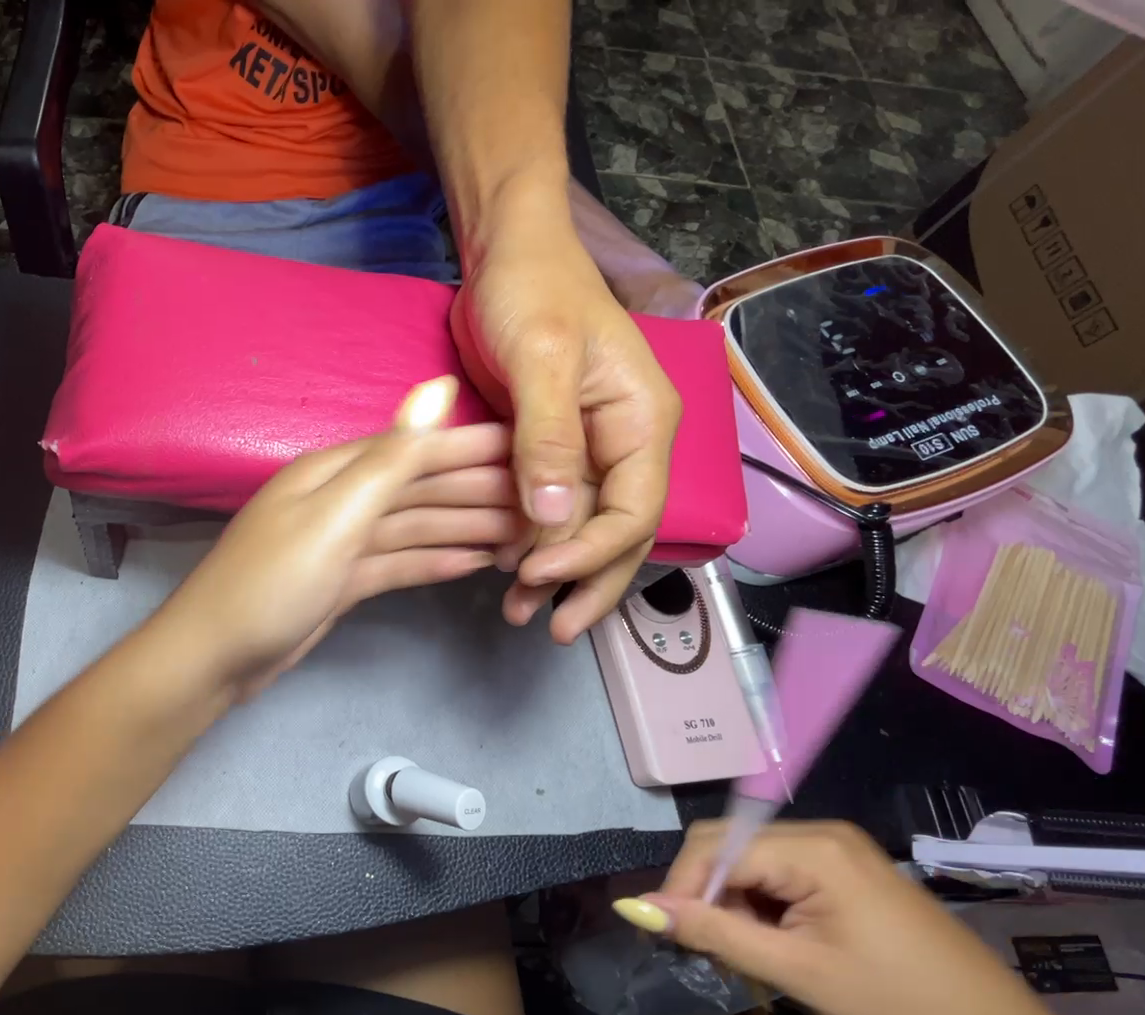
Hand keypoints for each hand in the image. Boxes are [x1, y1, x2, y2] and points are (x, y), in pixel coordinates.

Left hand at [155, 377, 522, 694]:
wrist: (215, 657)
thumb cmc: (272, 583)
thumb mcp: (335, 516)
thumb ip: (392, 458)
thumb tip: (438, 385)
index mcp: (336, 472)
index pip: (419, 449)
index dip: (478, 447)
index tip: (536, 449)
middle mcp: (340, 498)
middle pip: (422, 488)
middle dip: (481, 491)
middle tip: (546, 504)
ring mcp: (340, 542)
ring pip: (415, 527)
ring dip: (466, 527)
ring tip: (524, 536)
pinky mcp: (341, 581)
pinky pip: (397, 562)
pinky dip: (434, 560)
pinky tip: (474, 562)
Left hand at [450, 194, 680, 643]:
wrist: (507, 256)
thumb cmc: (533, 291)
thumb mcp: (541, 358)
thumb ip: (549, 438)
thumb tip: (558, 518)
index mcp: (640, 423)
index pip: (633, 510)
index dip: (590, 552)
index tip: (538, 575)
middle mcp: (624, 443)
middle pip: (618, 533)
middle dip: (585, 583)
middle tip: (548, 628)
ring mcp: (588, 448)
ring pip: (583, 527)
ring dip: (555, 572)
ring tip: (516, 609)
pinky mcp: (551, 448)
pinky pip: (551, 507)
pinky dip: (533, 541)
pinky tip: (505, 567)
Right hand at [614, 821, 1093, 1014]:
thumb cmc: (901, 1010)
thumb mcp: (797, 972)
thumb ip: (711, 932)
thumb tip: (632, 908)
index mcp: (815, 847)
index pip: (713, 847)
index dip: (680, 888)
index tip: (671, 938)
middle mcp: (824, 832)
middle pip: (728, 845)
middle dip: (708, 894)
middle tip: (716, 952)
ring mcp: (842, 850)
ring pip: (750, 860)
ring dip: (735, 903)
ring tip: (753, 957)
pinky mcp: (852, 871)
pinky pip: (781, 871)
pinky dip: (764, 905)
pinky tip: (779, 943)